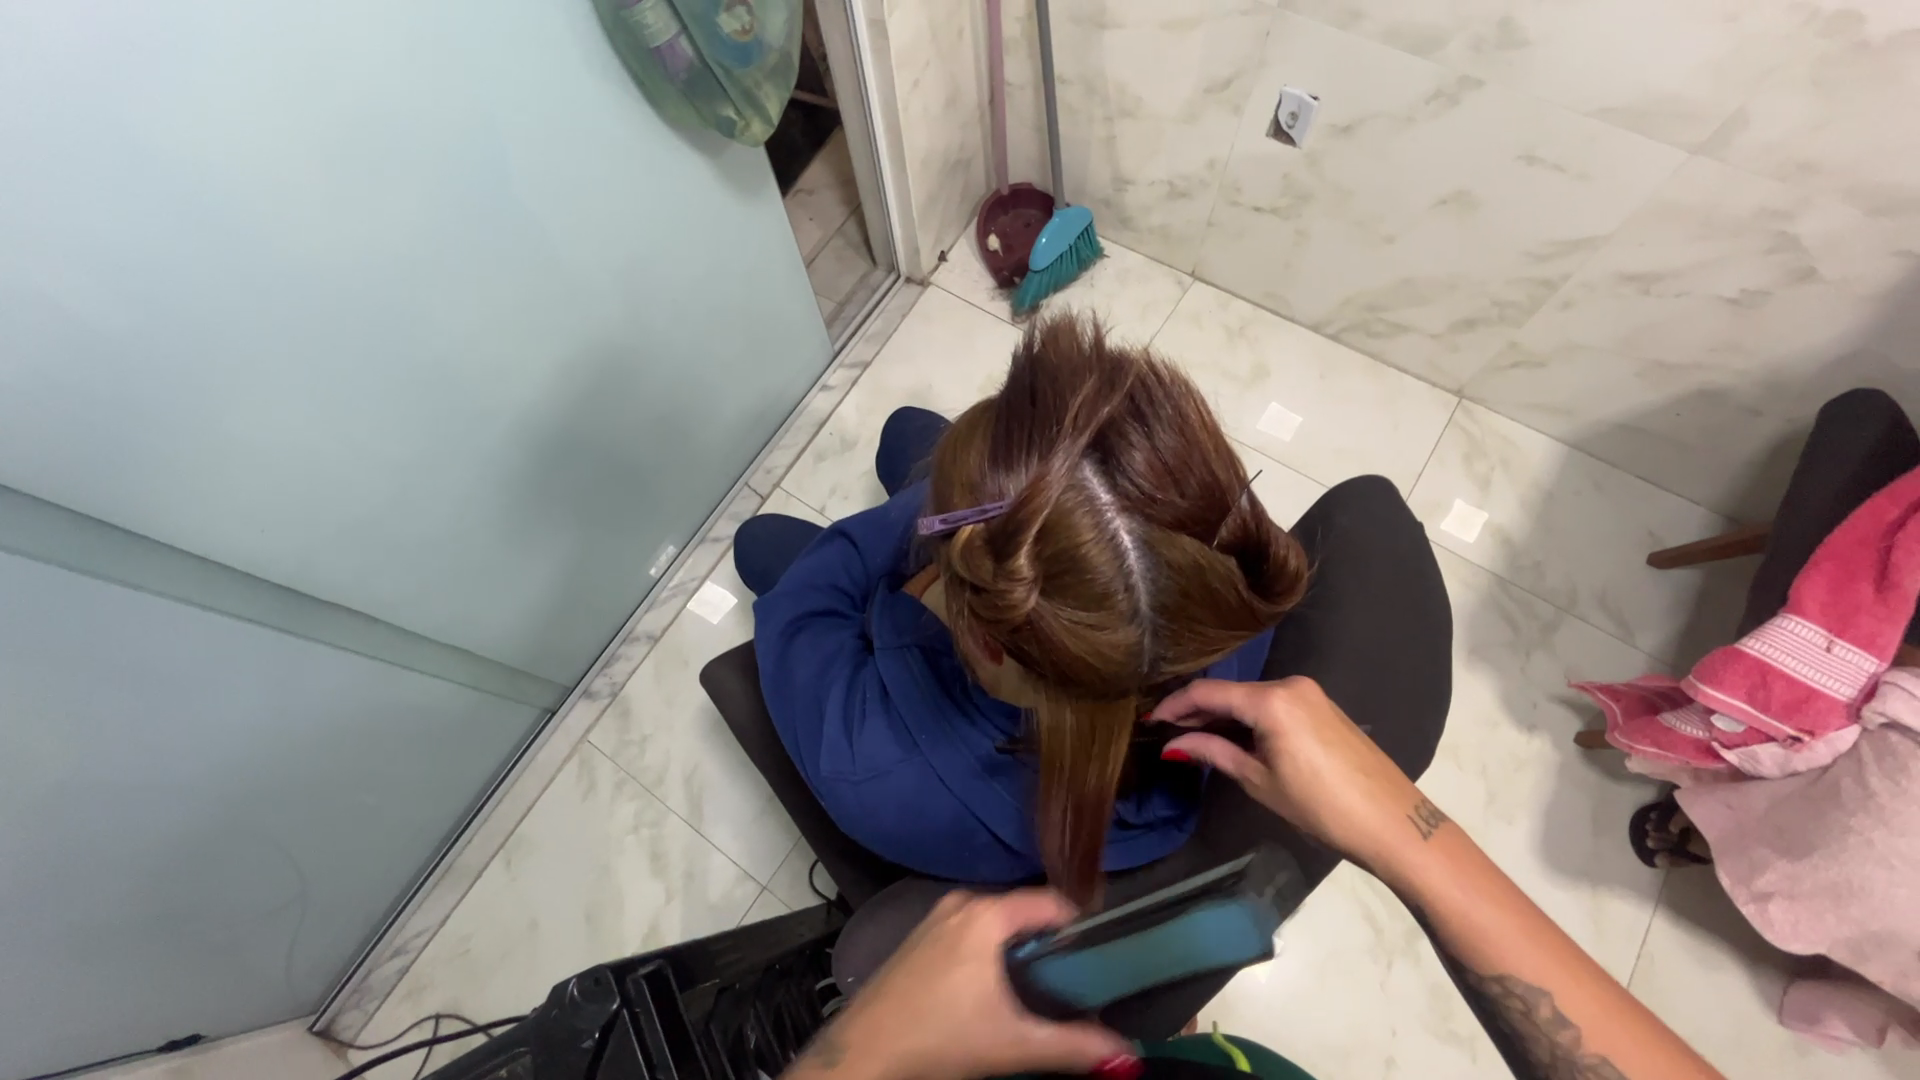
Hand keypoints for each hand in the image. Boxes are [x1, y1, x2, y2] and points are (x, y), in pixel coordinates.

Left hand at [790, 889, 1133, 1079]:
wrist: (864, 1052)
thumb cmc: (941, 1037)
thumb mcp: (1014, 1045)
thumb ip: (1074, 1046)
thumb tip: (1126, 1055)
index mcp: (987, 913)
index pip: (1052, 901)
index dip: (1082, 925)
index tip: (1103, 954)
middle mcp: (963, 902)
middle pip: (1024, 912)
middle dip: (1051, 943)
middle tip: (1076, 979)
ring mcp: (937, 916)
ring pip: (997, 922)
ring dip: (1020, 949)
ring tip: (1040, 988)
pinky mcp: (921, 935)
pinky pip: (972, 931)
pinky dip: (992, 951)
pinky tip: (995, 989)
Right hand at [1155, 676, 1448, 884]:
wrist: (1393, 823)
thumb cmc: (1320, 806)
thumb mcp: (1259, 781)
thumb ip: (1213, 752)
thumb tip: (1173, 745)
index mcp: (1272, 700)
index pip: (1208, 692)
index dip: (1175, 705)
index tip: (1151, 720)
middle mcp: (1290, 685)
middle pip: (1230, 691)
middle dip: (1197, 710)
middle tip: (1168, 731)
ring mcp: (1310, 693)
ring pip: (1251, 698)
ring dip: (1223, 715)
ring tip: (1194, 736)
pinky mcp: (1322, 706)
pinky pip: (1273, 704)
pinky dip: (1248, 718)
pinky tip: (1233, 736)